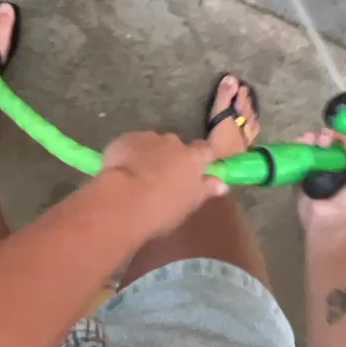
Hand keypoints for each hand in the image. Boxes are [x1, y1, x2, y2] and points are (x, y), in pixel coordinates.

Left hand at [97, 131, 227, 237]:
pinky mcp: (126, 138)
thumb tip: (222, 183)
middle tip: (162, 180)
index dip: (202, 157)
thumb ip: (206, 190)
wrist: (125, 198)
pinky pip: (132, 145)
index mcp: (192, 157)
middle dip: (171, 159)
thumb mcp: (188, 204)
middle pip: (175, 147)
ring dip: (149, 156)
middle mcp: (173, 142)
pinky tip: (122, 172)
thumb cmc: (162, 209)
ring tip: (138, 179)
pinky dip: (130, 154)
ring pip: (152, 144)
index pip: (205, 149)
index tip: (199, 168)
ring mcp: (148, 137)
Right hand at [295, 131, 345, 236]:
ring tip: (311, 139)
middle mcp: (335, 173)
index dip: (341, 137)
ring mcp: (317, 176)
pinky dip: (296, 147)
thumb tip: (345, 140)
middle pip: (327, 146)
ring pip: (311, 150)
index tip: (336, 134)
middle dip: (324, 136)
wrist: (338, 223)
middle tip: (323, 138)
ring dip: (310, 139)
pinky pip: (297, 160)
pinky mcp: (300, 180)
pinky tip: (300, 142)